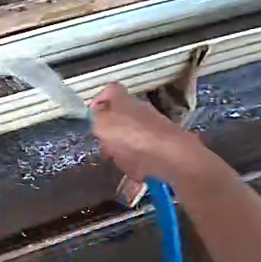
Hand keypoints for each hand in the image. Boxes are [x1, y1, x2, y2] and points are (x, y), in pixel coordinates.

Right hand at [90, 82, 224, 189]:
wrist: (169, 155)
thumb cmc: (131, 137)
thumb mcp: (102, 124)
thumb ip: (95, 118)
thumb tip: (96, 115)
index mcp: (123, 99)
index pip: (109, 91)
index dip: (99, 101)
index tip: (92, 116)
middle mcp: (140, 108)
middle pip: (120, 116)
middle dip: (110, 133)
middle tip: (104, 146)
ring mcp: (153, 126)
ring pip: (131, 135)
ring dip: (122, 148)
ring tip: (120, 160)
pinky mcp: (163, 144)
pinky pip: (143, 152)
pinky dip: (137, 161)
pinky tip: (136, 170)